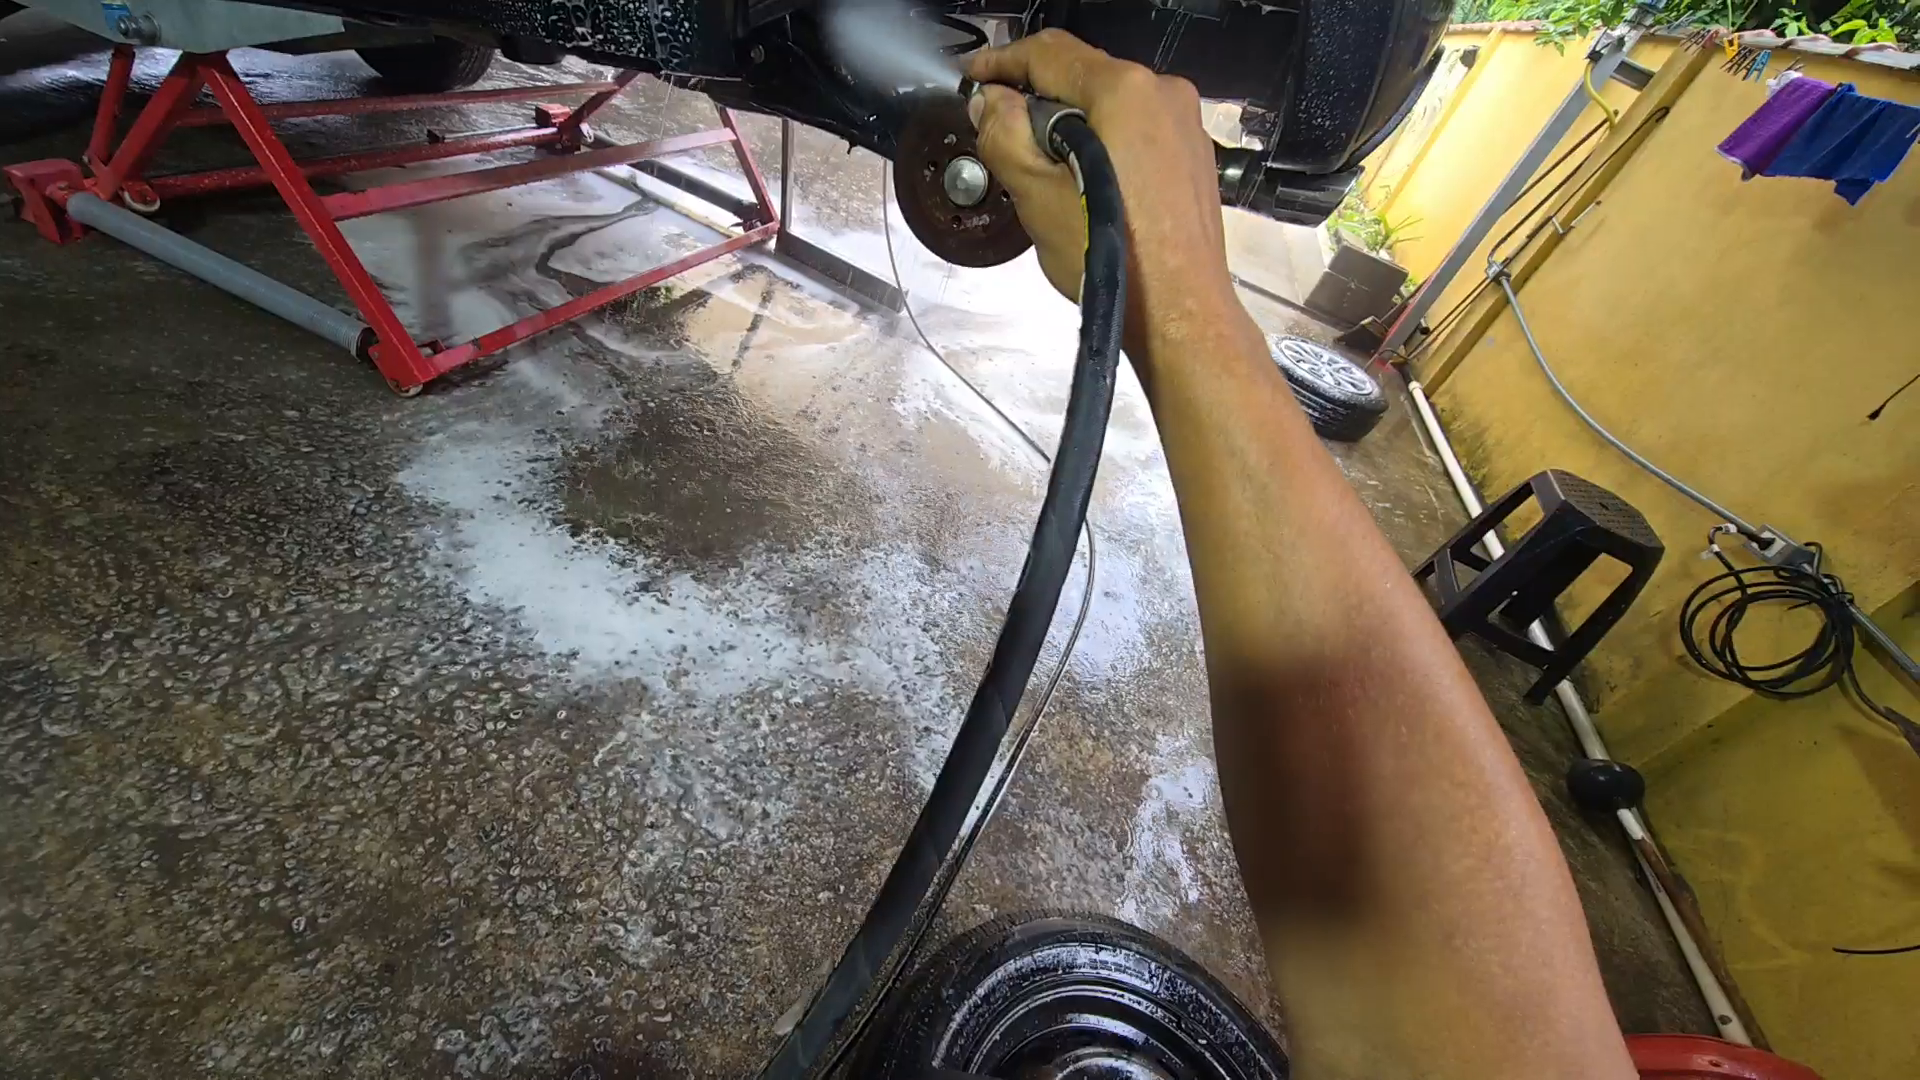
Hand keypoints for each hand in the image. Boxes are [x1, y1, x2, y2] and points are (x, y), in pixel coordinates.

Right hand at [966, 30, 1239, 362]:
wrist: (1176, 312)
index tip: (974, 77)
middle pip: (1083, 78)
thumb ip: (1004, 137)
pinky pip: (1136, 136)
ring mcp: (1184, 127)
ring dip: (1070, 130)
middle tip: (1002, 136)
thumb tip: (990, 104)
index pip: (1049, 52)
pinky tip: (1086, 192)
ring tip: (1045, 176)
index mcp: (1124, 92)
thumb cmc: (1115, 263)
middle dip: (1037, 102)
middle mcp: (1163, 95)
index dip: (1001, 61)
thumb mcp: (1037, 197)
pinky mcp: (1191, 160)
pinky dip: (1103, 149)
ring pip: (1110, 109)